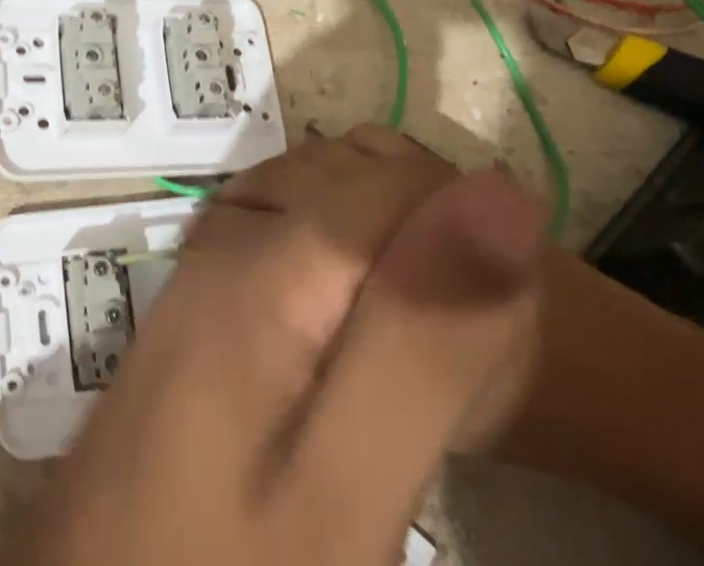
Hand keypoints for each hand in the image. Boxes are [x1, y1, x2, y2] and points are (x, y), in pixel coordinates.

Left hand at [2, 126, 547, 565]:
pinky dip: (342, 283)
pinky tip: (350, 357)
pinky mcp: (204, 315)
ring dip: (390, 262)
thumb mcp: (349, 482)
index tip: (491, 327)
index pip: (398, 176)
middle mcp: (224, 246)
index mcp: (264, 268)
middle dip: (430, 242)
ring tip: (408, 367)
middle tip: (450, 363)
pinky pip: (292, 253)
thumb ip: (425, 335)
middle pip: (358, 181)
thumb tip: (499, 192)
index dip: (465, 231)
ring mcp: (206, 277)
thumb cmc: (232, 563)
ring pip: (328, 210)